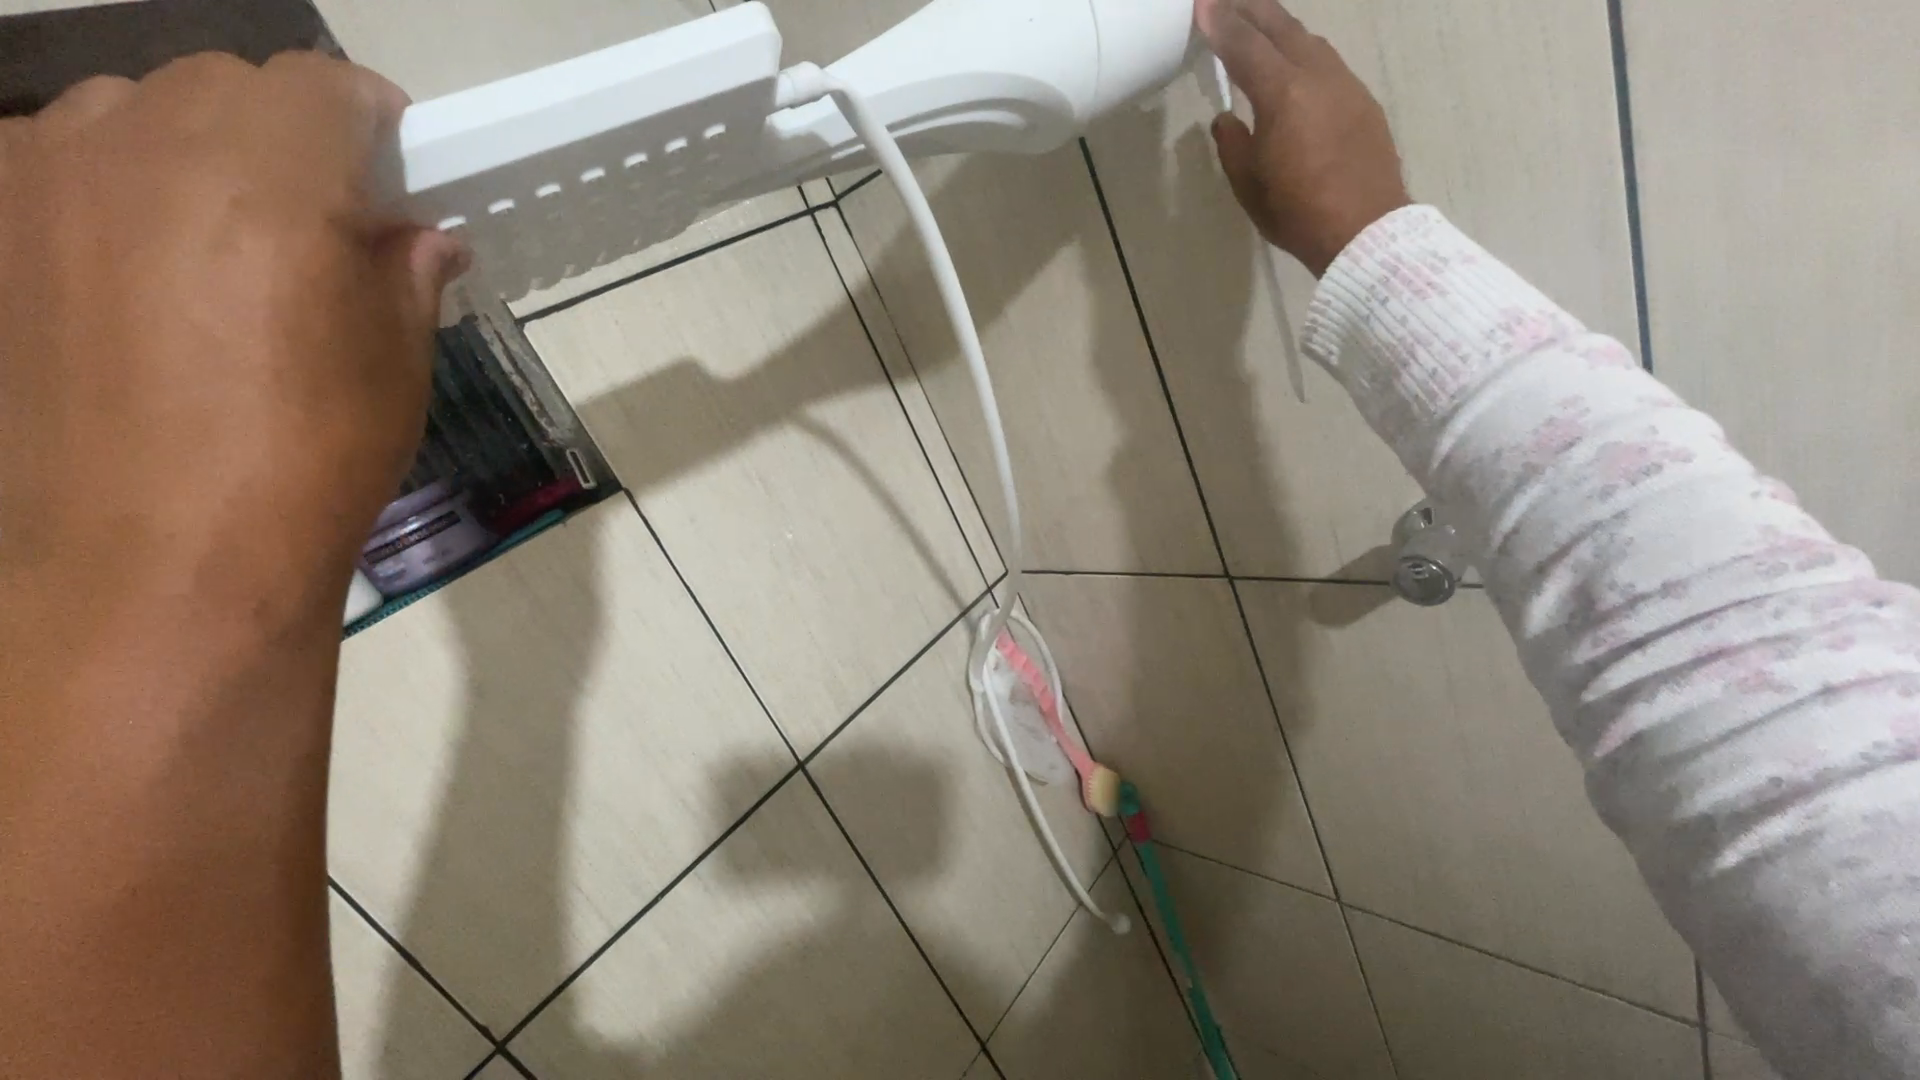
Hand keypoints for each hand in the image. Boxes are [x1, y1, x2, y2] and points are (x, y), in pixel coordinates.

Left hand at [0, 52, 464, 635]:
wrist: (166, 546)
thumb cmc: (315, 450)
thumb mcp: (398, 359)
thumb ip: (407, 271)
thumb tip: (423, 237)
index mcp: (270, 181)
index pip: (324, 85)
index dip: (373, 116)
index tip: (400, 167)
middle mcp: (143, 148)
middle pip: (227, 84)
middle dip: (292, 131)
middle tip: (331, 214)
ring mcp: (44, 177)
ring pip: (135, 108)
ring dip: (203, 147)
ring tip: (234, 237)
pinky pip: (60, 155)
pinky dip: (120, 180)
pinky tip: (146, 259)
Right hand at [1197, 0, 1410, 275]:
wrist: (1363, 229)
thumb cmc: (1296, 212)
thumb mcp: (1249, 184)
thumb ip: (1233, 144)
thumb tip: (1227, 118)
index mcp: (1282, 94)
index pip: (1244, 46)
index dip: (1220, 23)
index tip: (1202, 5)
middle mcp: (1317, 76)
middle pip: (1281, 27)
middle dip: (1250, 9)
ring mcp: (1345, 84)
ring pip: (1308, 40)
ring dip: (1280, 27)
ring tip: (1259, 24)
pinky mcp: (1362, 100)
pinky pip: (1327, 62)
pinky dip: (1303, 51)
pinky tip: (1294, 63)